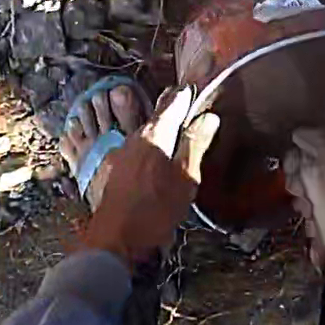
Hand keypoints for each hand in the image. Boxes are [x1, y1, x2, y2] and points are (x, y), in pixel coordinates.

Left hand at [80, 91, 219, 263]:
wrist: (116, 241)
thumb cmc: (154, 210)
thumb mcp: (185, 178)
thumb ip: (195, 144)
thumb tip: (208, 117)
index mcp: (155, 134)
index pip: (173, 100)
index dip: (188, 92)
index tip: (199, 84)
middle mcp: (135, 137)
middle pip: (160, 115)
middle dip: (177, 110)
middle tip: (195, 108)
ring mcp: (123, 153)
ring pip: (149, 133)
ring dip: (165, 130)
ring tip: (183, 134)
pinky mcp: (117, 170)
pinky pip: (140, 148)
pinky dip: (155, 146)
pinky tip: (163, 159)